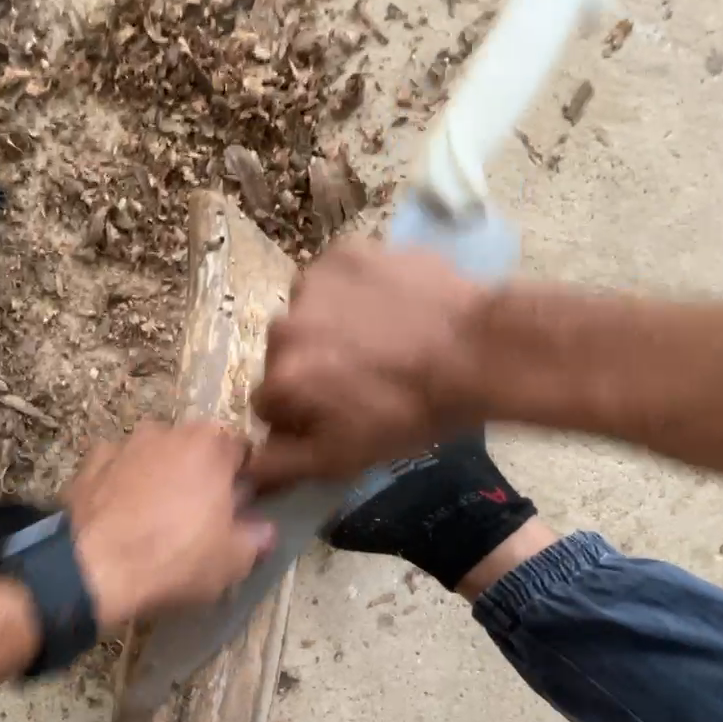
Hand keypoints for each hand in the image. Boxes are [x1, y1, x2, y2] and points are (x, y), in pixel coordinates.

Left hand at [64, 422, 275, 627]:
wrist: (91, 567)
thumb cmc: (174, 558)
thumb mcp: (232, 560)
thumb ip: (255, 538)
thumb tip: (263, 529)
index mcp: (210, 445)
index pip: (241, 451)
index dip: (242, 479)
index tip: (238, 509)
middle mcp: (166, 431)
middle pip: (195, 450)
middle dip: (199, 476)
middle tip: (199, 518)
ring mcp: (123, 443)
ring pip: (153, 457)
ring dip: (159, 478)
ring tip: (154, 521)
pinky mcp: (88, 463)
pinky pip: (116, 470)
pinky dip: (121, 486)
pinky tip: (120, 517)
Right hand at [249, 240, 487, 488]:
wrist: (482, 351)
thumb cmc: (411, 414)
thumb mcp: (341, 458)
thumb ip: (280, 465)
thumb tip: (240, 468)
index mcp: (281, 379)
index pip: (268, 403)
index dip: (299, 413)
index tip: (334, 413)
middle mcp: (283, 327)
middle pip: (283, 357)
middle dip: (310, 368)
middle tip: (360, 377)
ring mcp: (313, 284)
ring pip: (305, 316)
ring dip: (327, 328)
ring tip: (376, 340)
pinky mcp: (344, 253)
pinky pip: (331, 280)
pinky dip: (349, 293)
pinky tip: (384, 308)